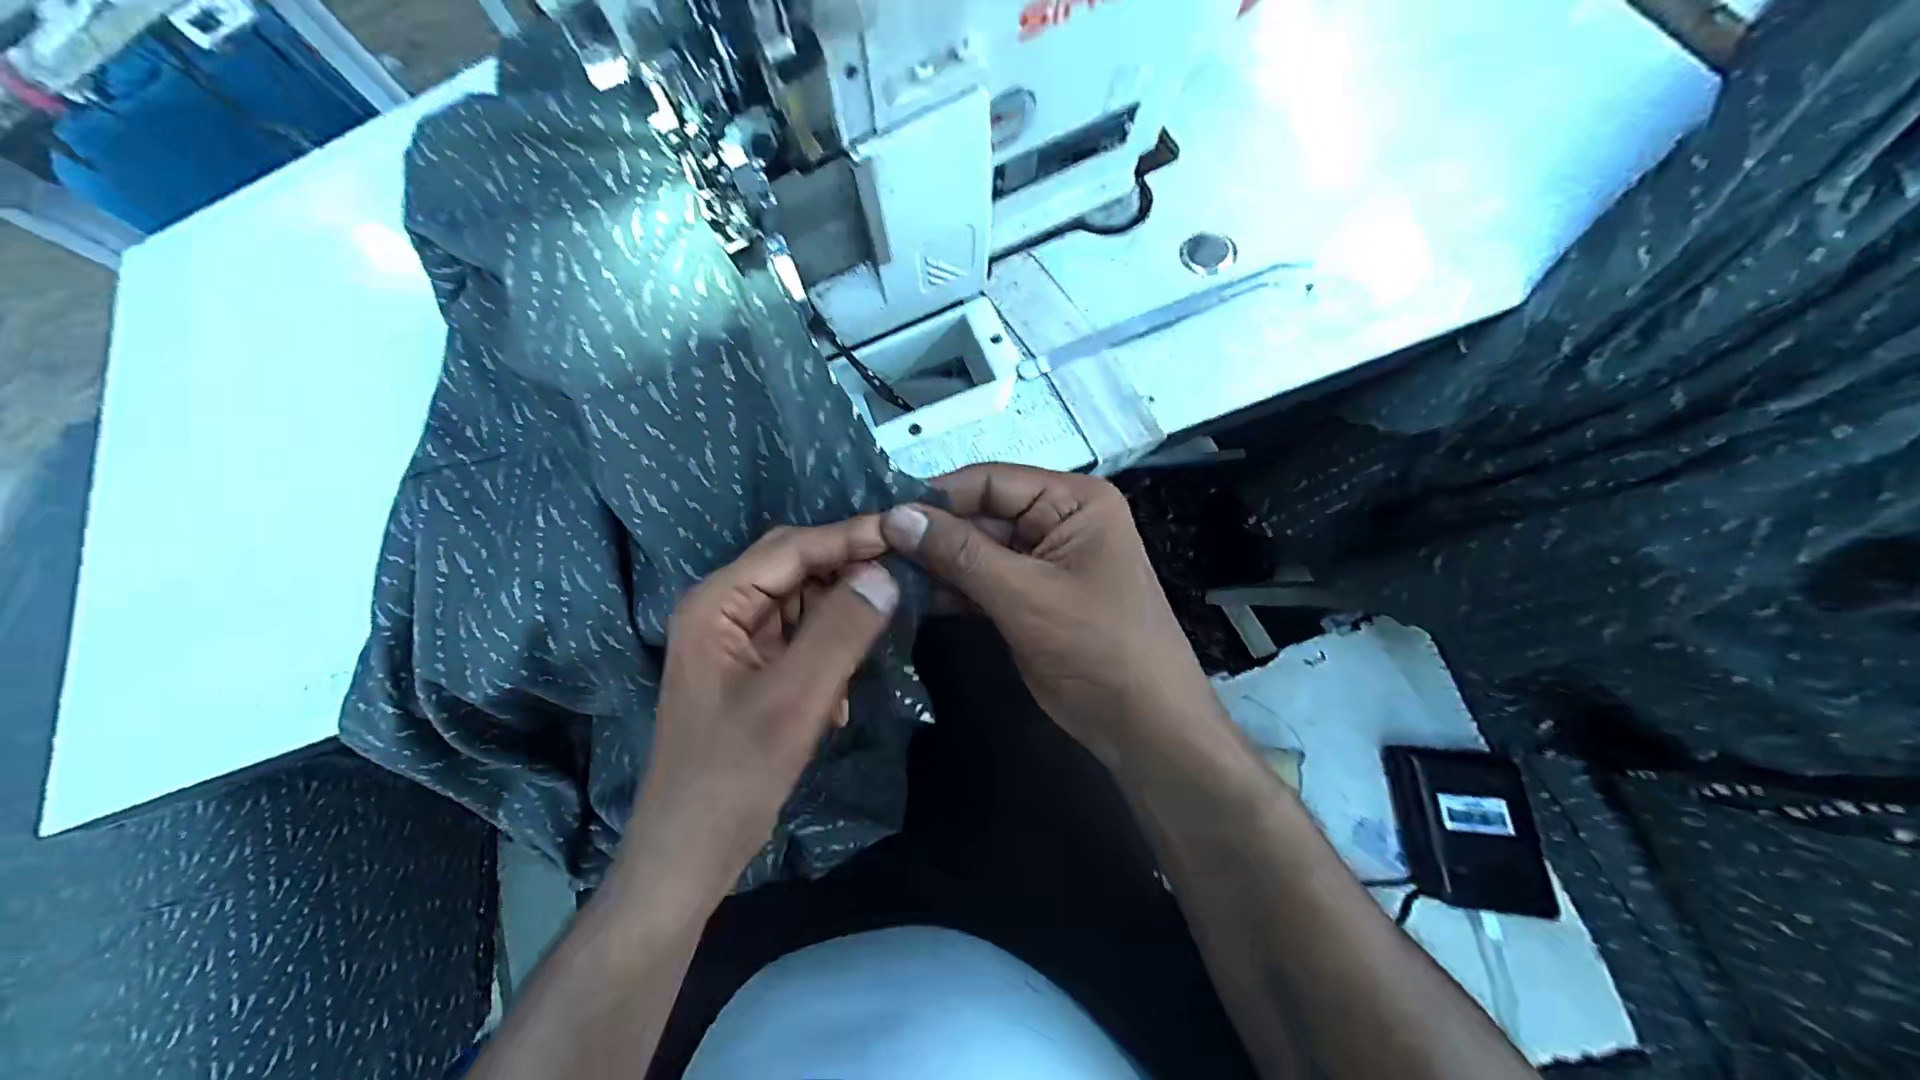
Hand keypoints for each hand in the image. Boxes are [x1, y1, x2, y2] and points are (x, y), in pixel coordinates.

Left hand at [629, 520, 899, 901]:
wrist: (688, 854)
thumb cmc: (734, 775)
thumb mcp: (795, 699)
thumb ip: (840, 631)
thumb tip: (884, 573)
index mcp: (715, 604)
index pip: (791, 548)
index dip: (849, 537)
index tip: (904, 533)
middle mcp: (720, 611)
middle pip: (794, 568)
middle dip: (846, 571)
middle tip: (903, 575)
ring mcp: (733, 642)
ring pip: (801, 602)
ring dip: (840, 614)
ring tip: (879, 631)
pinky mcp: (748, 671)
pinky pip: (798, 638)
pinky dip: (828, 648)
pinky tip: (845, 687)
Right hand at [881, 464, 1222, 769]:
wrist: (1142, 723)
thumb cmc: (1097, 645)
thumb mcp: (1026, 594)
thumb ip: (959, 553)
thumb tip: (896, 517)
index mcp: (1072, 501)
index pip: (991, 481)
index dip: (937, 495)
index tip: (882, 513)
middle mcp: (1056, 522)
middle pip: (980, 515)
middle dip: (931, 533)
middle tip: (871, 547)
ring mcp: (1040, 563)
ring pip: (975, 551)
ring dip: (934, 563)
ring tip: (879, 572)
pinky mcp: (1027, 599)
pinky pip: (980, 582)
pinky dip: (949, 589)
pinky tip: (906, 596)